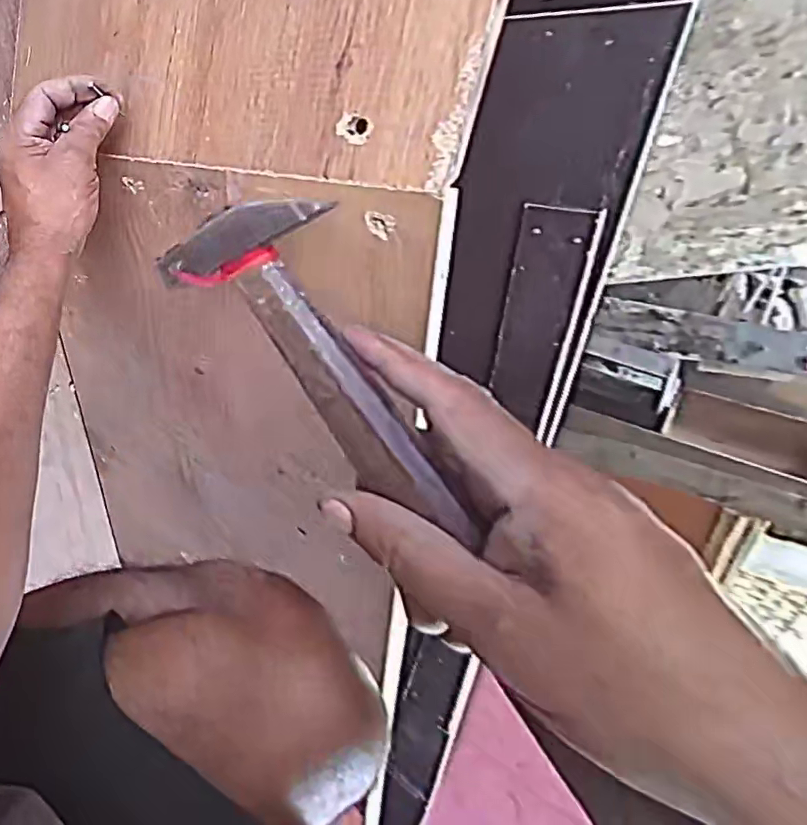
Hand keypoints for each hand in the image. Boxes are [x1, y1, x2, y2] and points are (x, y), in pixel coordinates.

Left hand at [0, 75, 119, 261]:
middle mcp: (15, 148)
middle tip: (107, 104)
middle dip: (78, 102)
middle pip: (46, 109)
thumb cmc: (51, 216)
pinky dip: (75, 141)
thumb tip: (104, 105)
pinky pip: (55, 149)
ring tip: (105, 121)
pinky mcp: (37, 179)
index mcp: (16, 138)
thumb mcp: (75, 160)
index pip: (42, 94)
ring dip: (79, 121)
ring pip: (52, 129)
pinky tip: (94, 143)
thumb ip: (90, 126)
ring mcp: (25, 164)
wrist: (45, 253)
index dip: (73, 87)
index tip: (100, 91)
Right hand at [322, 328, 806, 823]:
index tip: (348, 335)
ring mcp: (591, 522)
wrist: (769, 770)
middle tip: (360, 502)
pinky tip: (462, 594)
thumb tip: (342, 505)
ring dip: (433, 524)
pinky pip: (506, 521)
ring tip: (427, 583)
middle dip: (396, 470)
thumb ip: (407, 551)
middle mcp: (576, 495)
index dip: (391, 361)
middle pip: (455, 448)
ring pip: (477, 491)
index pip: (453, 403)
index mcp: (555, 496)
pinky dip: (466, 545)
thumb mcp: (497, 623)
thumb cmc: (660, 702)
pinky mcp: (597, 549)